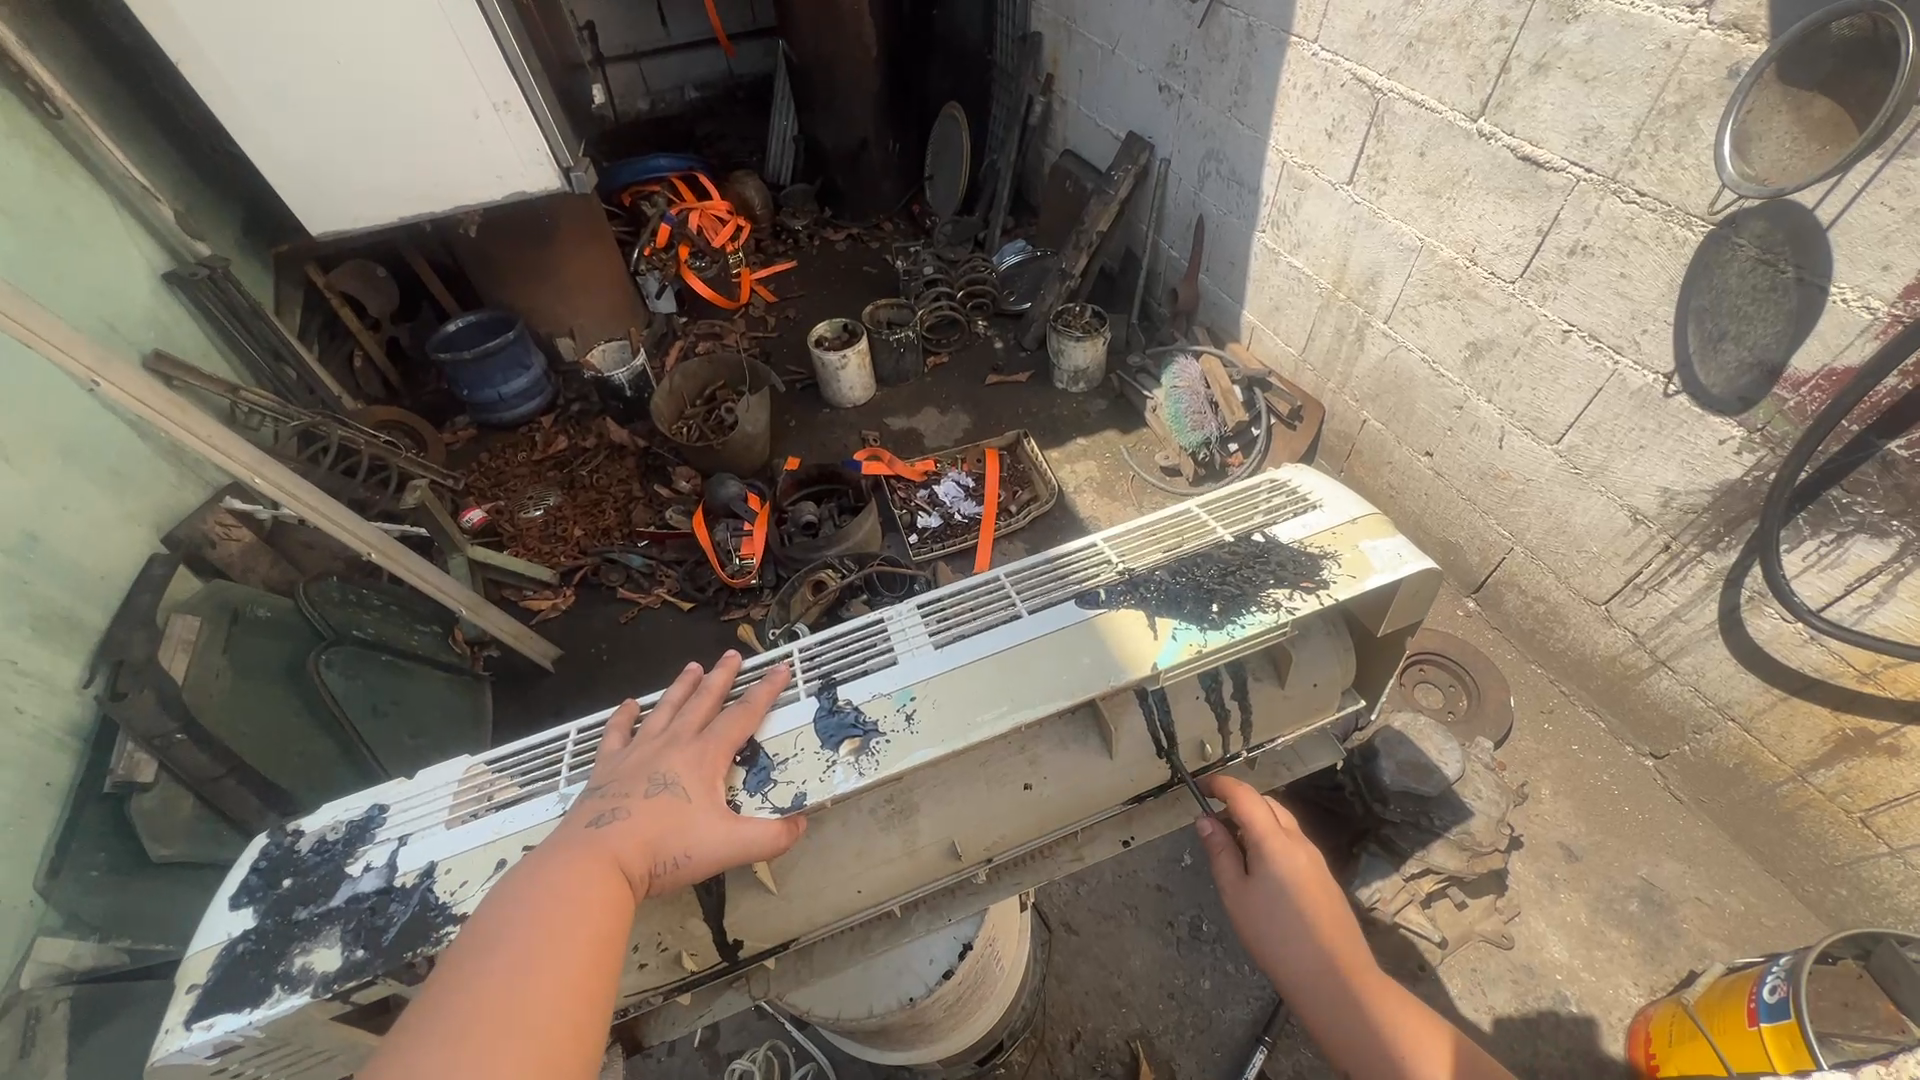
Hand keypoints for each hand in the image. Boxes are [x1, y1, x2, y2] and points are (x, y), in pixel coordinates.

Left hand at [548, 652, 806, 904]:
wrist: (596, 862)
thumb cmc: (666, 851)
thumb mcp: (731, 847)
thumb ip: (772, 837)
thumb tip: (802, 825)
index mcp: (705, 756)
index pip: (743, 715)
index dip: (765, 691)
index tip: (779, 668)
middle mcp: (673, 743)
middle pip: (703, 701)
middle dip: (721, 677)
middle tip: (732, 655)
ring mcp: (637, 752)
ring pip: (665, 709)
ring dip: (681, 687)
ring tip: (693, 666)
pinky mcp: (607, 768)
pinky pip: (617, 733)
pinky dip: (623, 717)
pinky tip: (628, 705)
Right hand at [1194, 774, 1375, 993]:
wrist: (1336, 980)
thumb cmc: (1275, 937)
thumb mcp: (1236, 895)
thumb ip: (1220, 852)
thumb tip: (1205, 820)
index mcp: (1274, 840)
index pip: (1244, 795)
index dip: (1220, 784)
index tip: (1199, 787)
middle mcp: (1298, 841)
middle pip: (1267, 803)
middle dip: (1239, 801)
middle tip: (1214, 819)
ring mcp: (1316, 859)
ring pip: (1283, 822)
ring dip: (1257, 820)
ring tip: (1234, 845)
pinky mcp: (1324, 878)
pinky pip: (1294, 842)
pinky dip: (1272, 838)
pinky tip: (1261, 870)